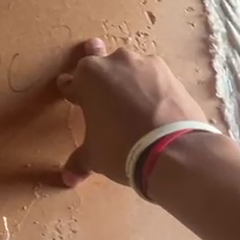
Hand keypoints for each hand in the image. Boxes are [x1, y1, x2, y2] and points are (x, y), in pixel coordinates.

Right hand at [54, 38, 209, 186]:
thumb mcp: (95, 156)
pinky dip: (152, 91)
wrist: (172, 149)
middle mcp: (115, 61)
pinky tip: (155, 110)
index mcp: (88, 76)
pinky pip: (154, 80)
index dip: (72, 92)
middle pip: (102, 67)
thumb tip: (68, 178)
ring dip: (129, 84)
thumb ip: (78, 161)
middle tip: (105, 100)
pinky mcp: (170, 74)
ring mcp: (145, 64)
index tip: (73, 98)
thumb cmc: (121, 147)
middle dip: (101, 81)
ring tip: (134, 109)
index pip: (72, 81)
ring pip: (131, 70)